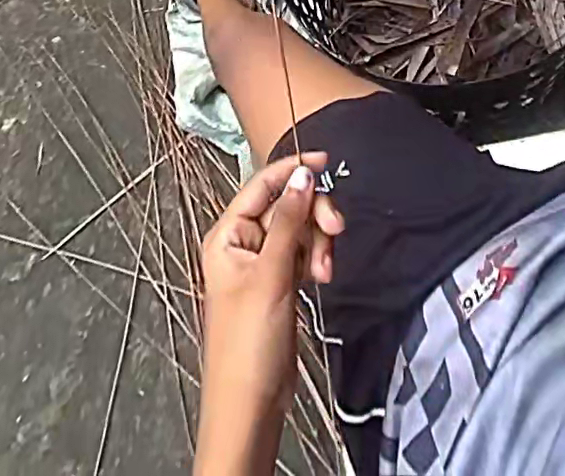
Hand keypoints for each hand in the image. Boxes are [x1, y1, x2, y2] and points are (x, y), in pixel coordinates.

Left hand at [195, 152, 342, 474]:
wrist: (252, 403)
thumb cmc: (248, 341)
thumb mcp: (271, 274)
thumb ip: (290, 220)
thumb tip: (303, 175)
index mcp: (229, 234)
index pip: (263, 185)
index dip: (293, 170)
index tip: (325, 161)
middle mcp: (244, 242)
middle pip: (288, 206)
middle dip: (314, 215)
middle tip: (336, 229)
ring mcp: (263, 262)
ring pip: (300, 228)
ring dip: (318, 242)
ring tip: (323, 269)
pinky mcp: (280, 279)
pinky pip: (304, 251)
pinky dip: (317, 258)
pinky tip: (322, 275)